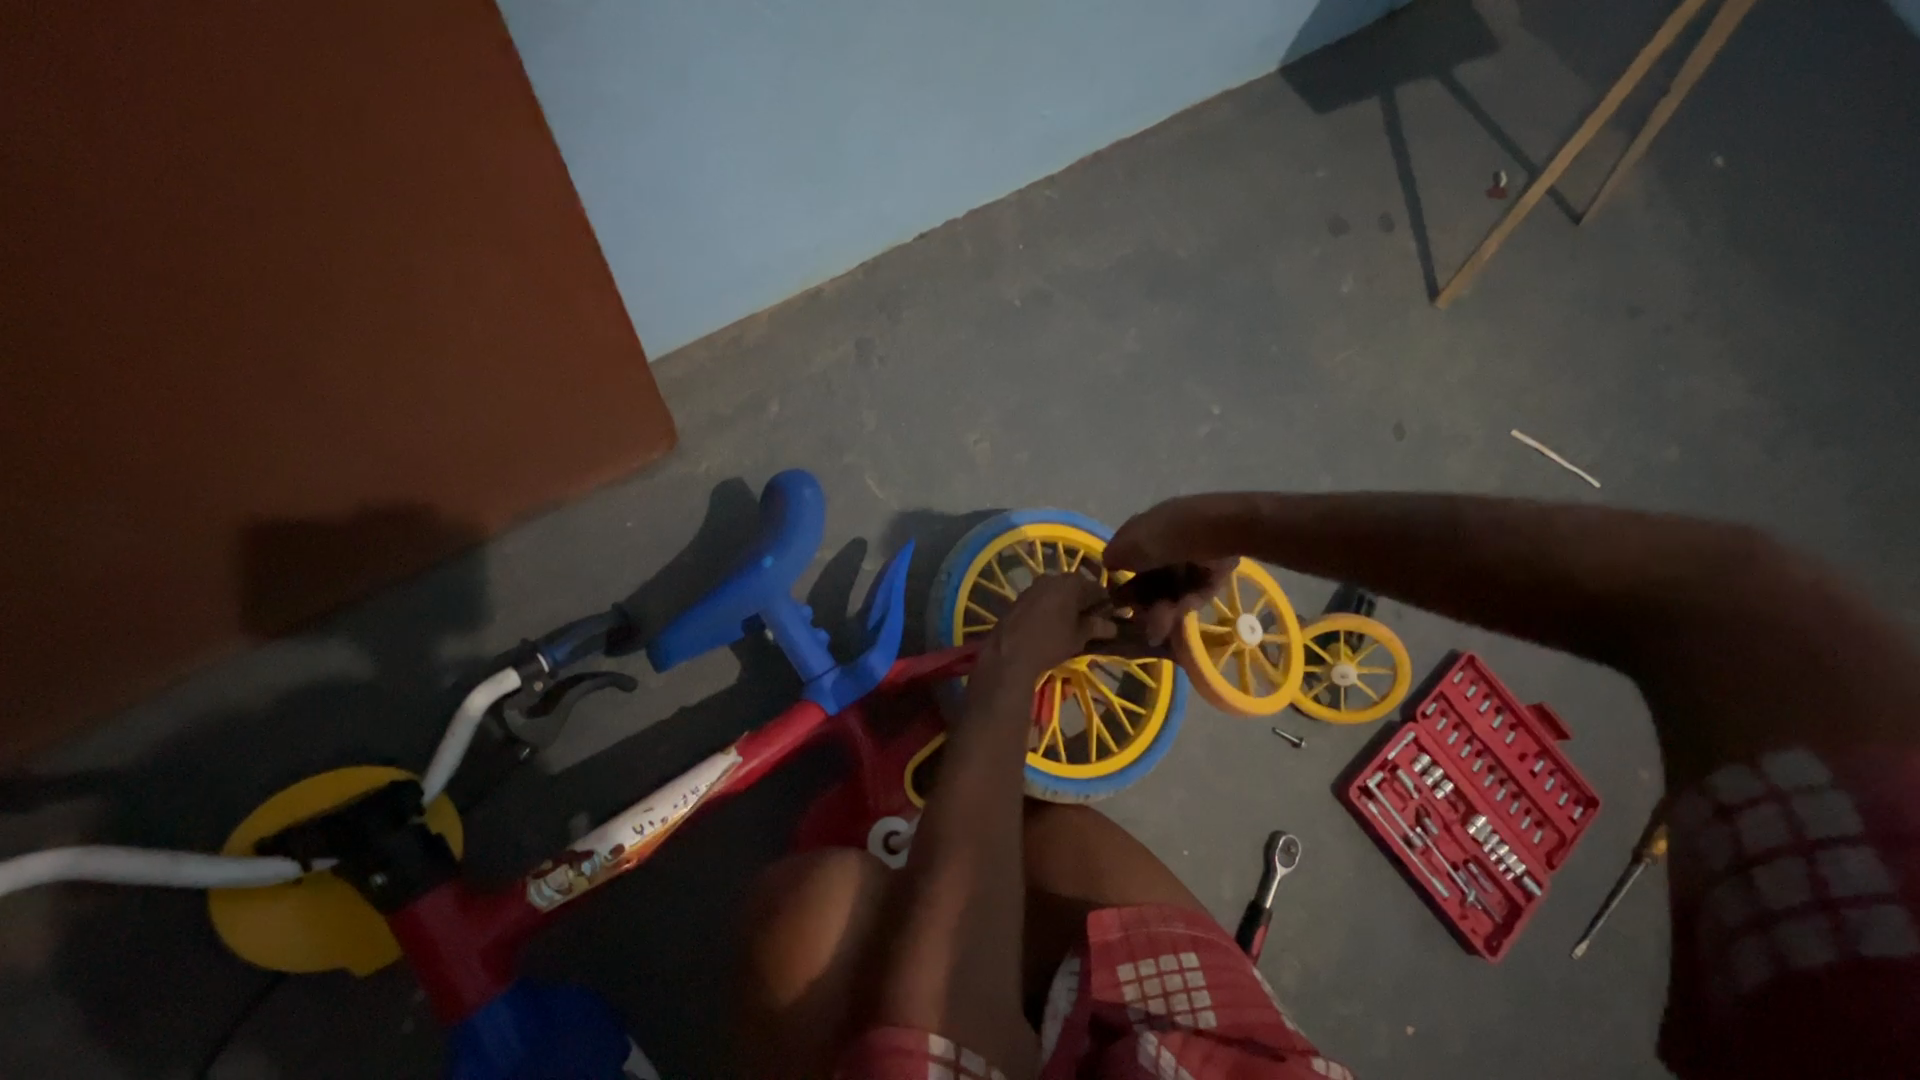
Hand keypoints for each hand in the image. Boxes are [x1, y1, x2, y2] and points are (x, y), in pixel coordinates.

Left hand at [972, 574, 1117, 687]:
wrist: (1009, 652)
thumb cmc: (1051, 642)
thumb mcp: (1079, 637)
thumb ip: (1097, 627)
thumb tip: (1112, 626)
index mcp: (1073, 583)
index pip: (1098, 590)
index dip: (1105, 605)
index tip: (1107, 621)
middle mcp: (1054, 577)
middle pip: (1078, 588)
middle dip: (1085, 604)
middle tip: (1090, 625)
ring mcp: (1035, 585)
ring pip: (1059, 592)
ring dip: (1067, 605)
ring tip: (1070, 626)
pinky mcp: (1021, 596)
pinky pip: (1044, 598)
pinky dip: (1051, 607)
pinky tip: (1051, 624)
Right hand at [1106, 496, 1242, 646]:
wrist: (1217, 530)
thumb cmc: (1163, 537)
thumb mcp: (1126, 547)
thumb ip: (1114, 557)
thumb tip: (1110, 564)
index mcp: (1145, 527)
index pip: (1128, 555)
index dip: (1122, 579)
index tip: (1117, 603)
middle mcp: (1168, 539)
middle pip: (1152, 576)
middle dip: (1144, 603)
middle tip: (1140, 625)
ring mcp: (1192, 553)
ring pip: (1174, 587)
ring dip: (1163, 611)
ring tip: (1157, 633)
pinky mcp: (1215, 568)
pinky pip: (1196, 589)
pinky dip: (1187, 603)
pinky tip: (1179, 617)